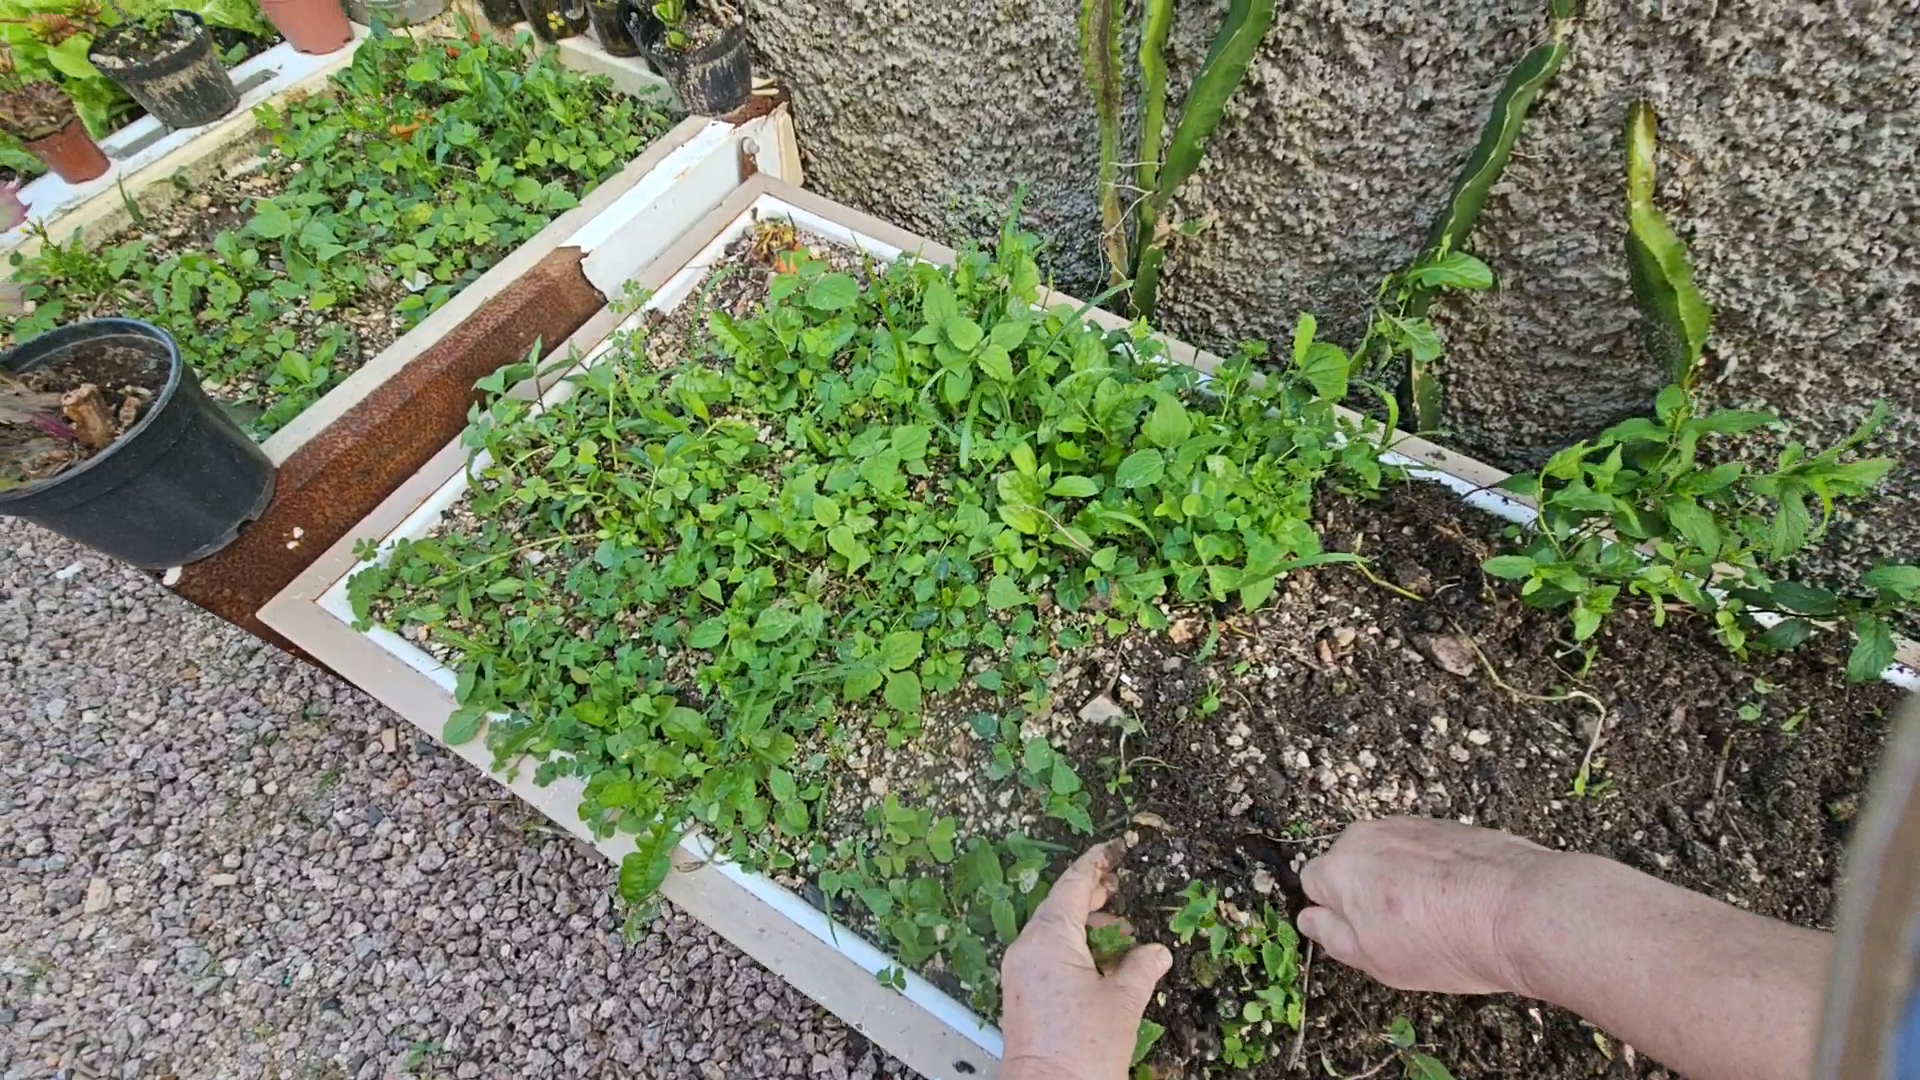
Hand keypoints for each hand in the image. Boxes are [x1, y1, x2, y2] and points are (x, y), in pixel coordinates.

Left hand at [1001, 842, 1172, 1079]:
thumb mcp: (1122, 1003)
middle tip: (1121, 888)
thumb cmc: (1083, 1049)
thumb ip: (1141, 967)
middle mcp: (1028, 944)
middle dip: (1093, 895)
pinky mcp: (1020, 990)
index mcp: (1049, 935)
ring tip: (1122, 935)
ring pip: (1054, 929)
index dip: (1096, 863)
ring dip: (1087, 926)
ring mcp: (1020, 968)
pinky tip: (1101, 964)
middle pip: (1061, 904)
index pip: (1073, 883)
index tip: (1113, 849)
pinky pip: (1047, 953)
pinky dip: (1073, 948)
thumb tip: (1159, 951)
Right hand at [1297, 817, 1556, 994]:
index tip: (1365, 930)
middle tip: (1403, 926)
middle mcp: (1361, 838)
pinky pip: (1420, 846)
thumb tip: (1308, 919)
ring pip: (1385, 853)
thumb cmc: (1448, 941)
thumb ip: (1333, 937)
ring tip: (1437, 912)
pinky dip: (1431, 866)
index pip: (1312, 882)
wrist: (1521, 909)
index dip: (1336, 909)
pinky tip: (1460, 896)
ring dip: (1398, 876)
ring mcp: (1402, 826)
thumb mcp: (1378, 961)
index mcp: (1337, 870)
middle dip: (1366, 889)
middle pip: (1348, 862)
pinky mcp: (1438, 823)